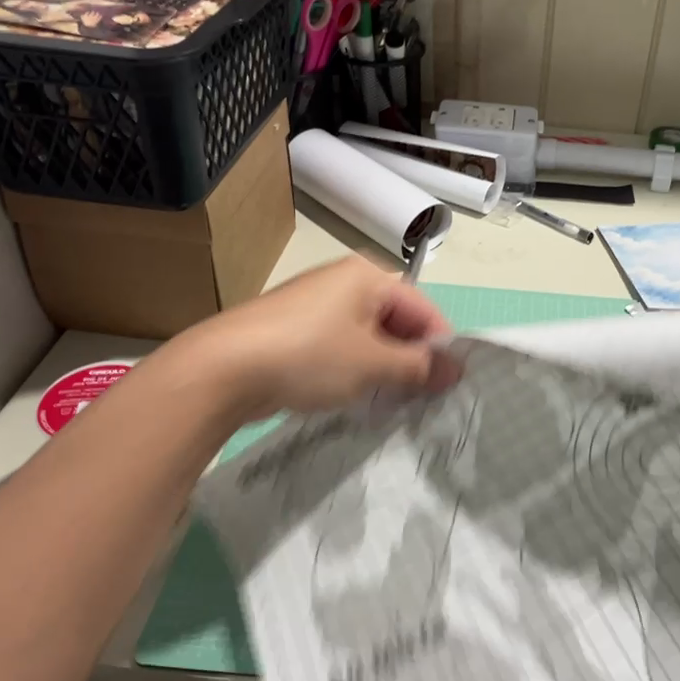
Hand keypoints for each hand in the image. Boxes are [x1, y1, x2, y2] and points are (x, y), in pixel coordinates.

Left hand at [168, 255, 459, 424]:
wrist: (222, 370)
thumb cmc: (308, 356)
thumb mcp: (373, 365)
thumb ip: (419, 367)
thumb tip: (458, 368)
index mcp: (367, 276)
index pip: (423, 308)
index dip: (439, 347)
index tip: (448, 387)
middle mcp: (343, 282)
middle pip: (396, 320)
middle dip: (410, 360)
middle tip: (419, 400)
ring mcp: (314, 305)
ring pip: (367, 337)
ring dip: (381, 369)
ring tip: (387, 404)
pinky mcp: (292, 330)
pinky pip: (338, 347)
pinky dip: (351, 371)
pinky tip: (351, 399)